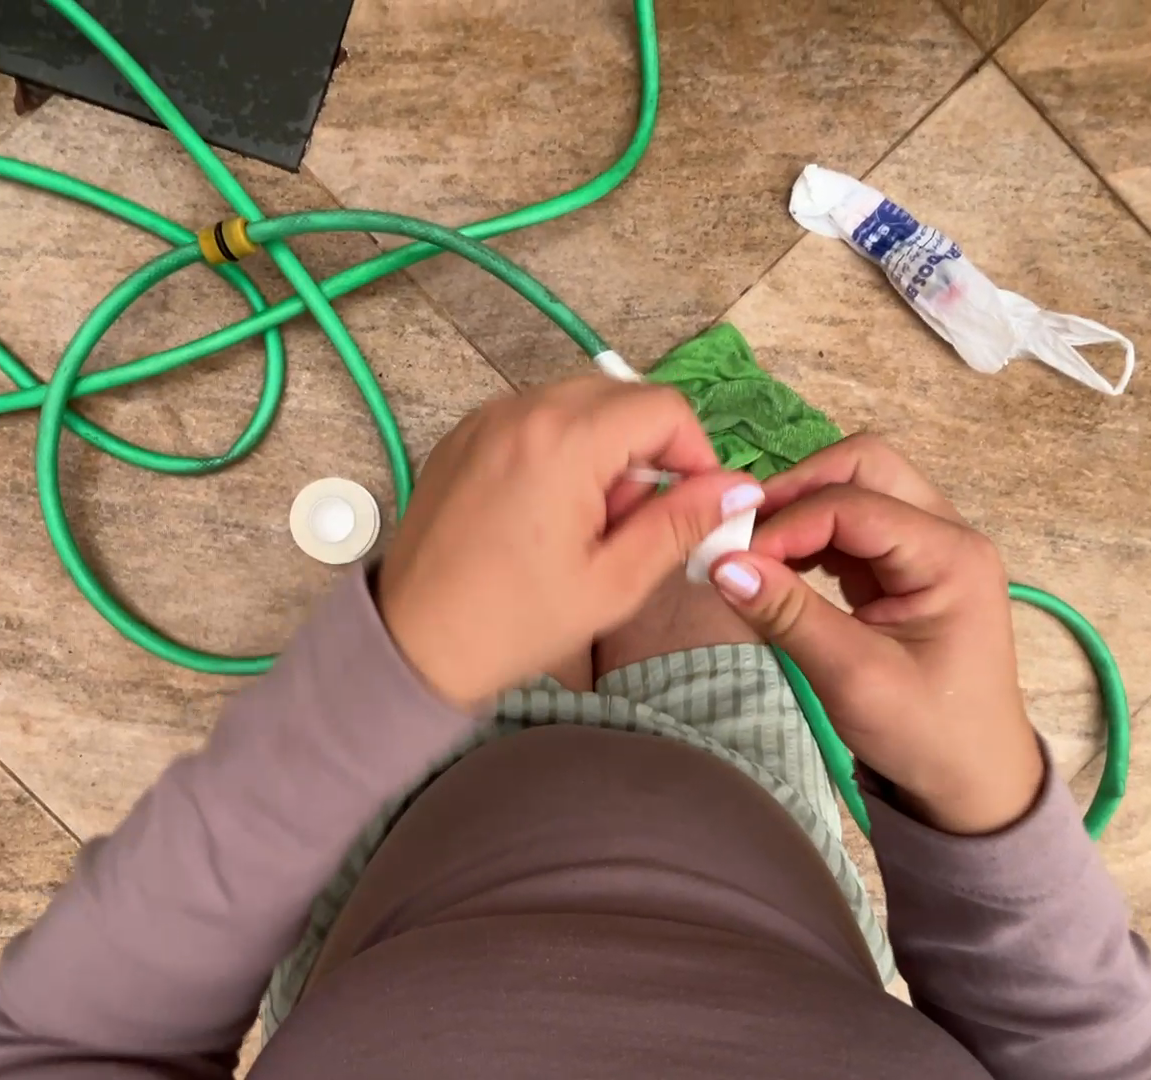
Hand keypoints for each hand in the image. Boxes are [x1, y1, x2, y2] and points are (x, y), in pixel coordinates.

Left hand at [378, 377, 761, 707]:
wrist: (411, 643)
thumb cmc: (513, 623)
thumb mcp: (613, 582)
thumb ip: (681, 524)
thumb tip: (740, 487)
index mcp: (562, 441)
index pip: (663, 406)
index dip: (694, 453)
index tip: (691, 505)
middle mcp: (520, 410)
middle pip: (621, 397)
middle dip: (646, 451)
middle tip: (627, 522)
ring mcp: (484, 419)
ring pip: (577, 405)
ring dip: (602, 450)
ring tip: (582, 522)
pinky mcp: (462, 436)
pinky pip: (533, 419)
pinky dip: (559, 449)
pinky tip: (542, 511)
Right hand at [707, 435, 1042, 834]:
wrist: (971, 780)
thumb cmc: (925, 732)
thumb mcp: (852, 677)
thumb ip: (787, 613)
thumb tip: (721, 565)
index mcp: (949, 555)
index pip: (851, 503)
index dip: (785, 524)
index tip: (731, 560)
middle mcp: (944, 533)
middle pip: (864, 464)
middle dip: (797, 487)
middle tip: (745, 529)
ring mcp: (925, 545)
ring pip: (855, 485)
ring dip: (800, 507)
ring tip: (754, 547)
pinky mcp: (901, 565)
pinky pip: (849, 522)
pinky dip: (808, 532)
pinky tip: (779, 564)